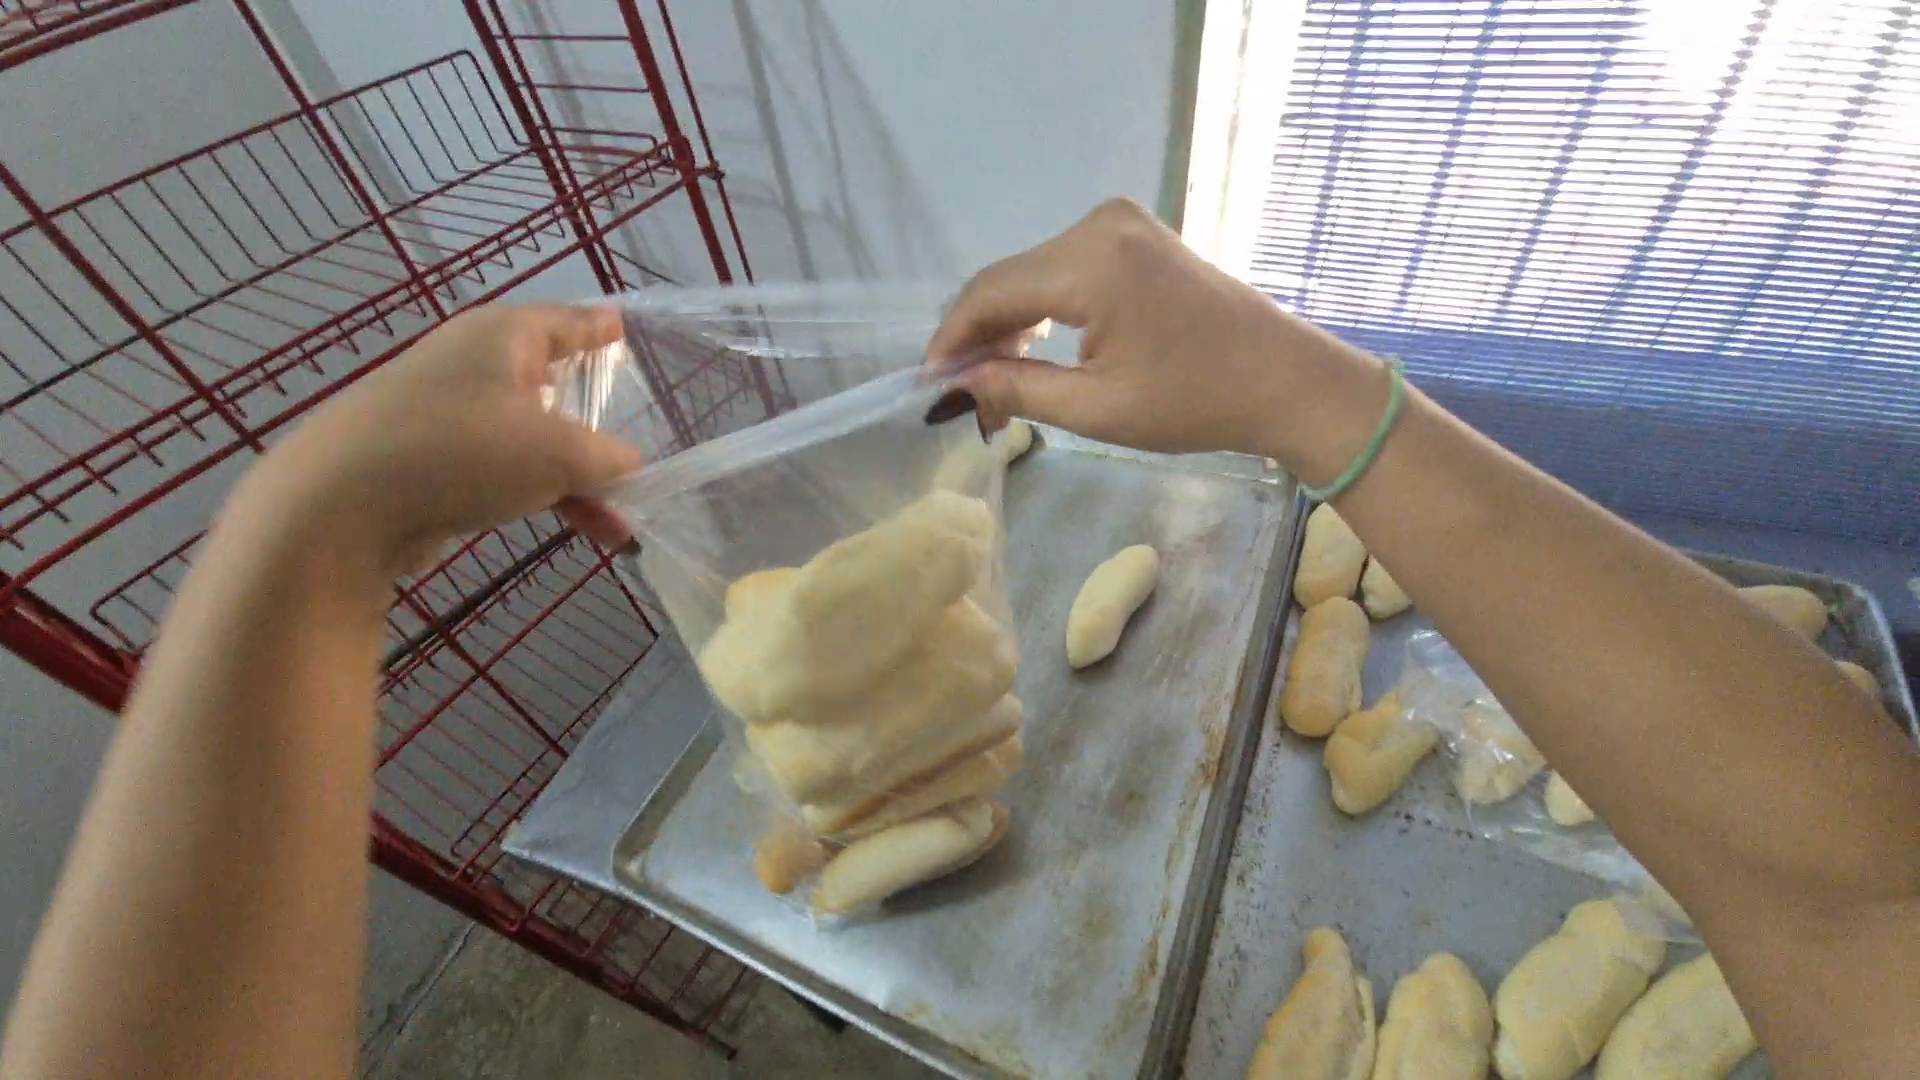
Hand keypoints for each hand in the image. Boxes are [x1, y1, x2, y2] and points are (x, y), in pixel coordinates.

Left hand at [236, 304, 641, 577]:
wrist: (338, 508)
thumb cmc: (465, 454)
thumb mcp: (564, 455)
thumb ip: (612, 457)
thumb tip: (626, 464)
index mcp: (503, 338)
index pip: (568, 321)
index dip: (601, 328)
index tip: (624, 328)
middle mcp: (472, 364)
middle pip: (553, 382)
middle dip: (596, 420)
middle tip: (629, 429)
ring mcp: (446, 411)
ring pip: (534, 436)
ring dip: (579, 477)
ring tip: (616, 520)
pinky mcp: (428, 458)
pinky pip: (506, 467)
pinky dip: (544, 492)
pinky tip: (580, 527)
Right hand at [928, 199, 1386, 475]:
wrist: (1284, 379)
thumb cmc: (1194, 402)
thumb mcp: (1096, 408)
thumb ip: (1016, 389)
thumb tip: (957, 384)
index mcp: (1090, 263)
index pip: (989, 292)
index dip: (950, 340)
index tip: (929, 385)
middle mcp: (1098, 225)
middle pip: (1006, 279)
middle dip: (977, 337)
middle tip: (963, 394)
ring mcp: (1119, 224)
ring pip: (1031, 274)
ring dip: (1007, 324)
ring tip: (995, 380)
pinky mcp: (1133, 236)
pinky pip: (1062, 269)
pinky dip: (1040, 309)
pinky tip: (1033, 348)